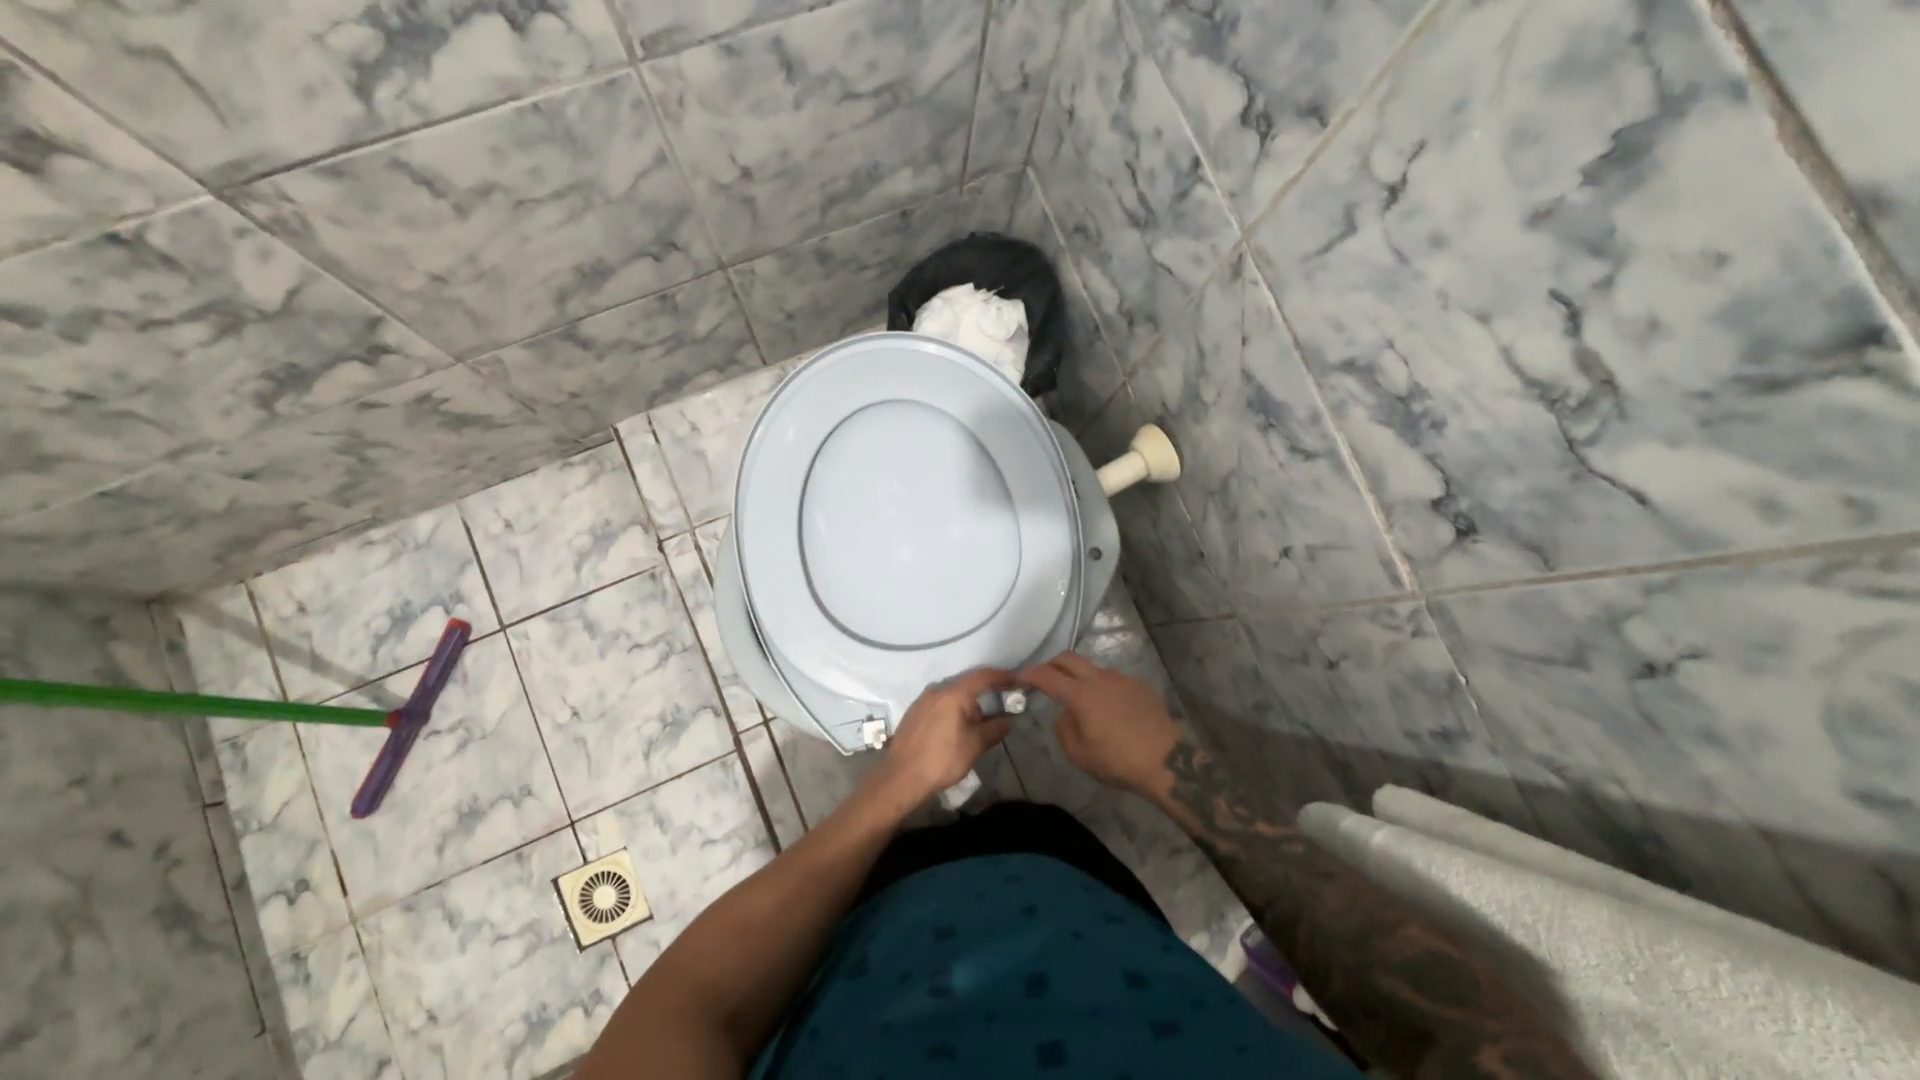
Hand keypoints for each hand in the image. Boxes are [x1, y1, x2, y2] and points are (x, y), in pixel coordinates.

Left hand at [858, 668, 1016, 815]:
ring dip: (968, 705)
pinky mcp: (913, 714)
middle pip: (966, 685)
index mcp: (953, 694)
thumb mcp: (974, 745)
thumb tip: (1008, 720)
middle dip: (985, 694)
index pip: (982, 676)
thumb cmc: (942, 760)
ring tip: (978, 725)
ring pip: (952, 696)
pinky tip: (957, 729)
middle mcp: (936, 691)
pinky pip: (939, 704)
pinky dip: (953, 710)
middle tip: (1000, 707)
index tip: (1016, 680)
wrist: (901, 778)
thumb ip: (994, 729)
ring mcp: (922, 701)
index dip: (1002, 676)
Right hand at [1020, 652, 1180, 800]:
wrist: (1166, 760)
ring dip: (1080, 676)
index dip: (1030, 674)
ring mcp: (1123, 679)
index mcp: (1081, 695)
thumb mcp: (1079, 755)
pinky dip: (1102, 687)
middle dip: (1052, 664)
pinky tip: (1108, 708)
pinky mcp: (1140, 686)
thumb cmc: (1118, 761)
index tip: (1019, 677)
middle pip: (1069, 658)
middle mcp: (1100, 679)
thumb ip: (1064, 729)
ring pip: (1093, 668)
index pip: (1047, 676)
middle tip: (1045, 678)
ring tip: (1080, 698)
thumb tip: (1066, 714)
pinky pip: (1114, 680)